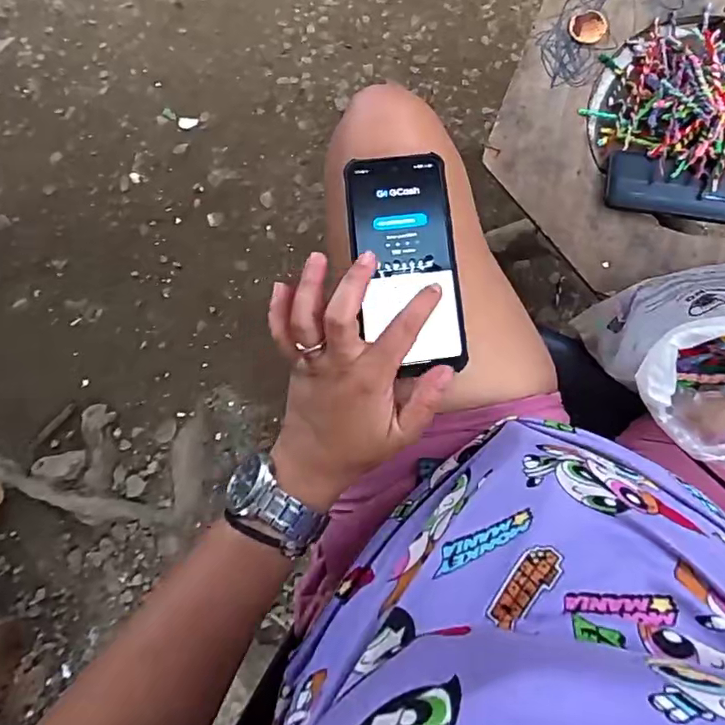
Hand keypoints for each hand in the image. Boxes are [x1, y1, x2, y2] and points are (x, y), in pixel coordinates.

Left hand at [265, 251, 453, 507]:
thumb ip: (425, 403)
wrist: (310, 466)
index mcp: (369, 379)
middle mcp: (338, 364)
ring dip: (310, 286)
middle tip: (367, 258)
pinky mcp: (294, 363)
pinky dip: (278, 309)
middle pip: (340, 316)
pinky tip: (282, 285)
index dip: (418, 309)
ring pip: (305, 318)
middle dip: (353, 283)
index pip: (398, 336)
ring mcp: (311, 361)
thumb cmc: (358, 449)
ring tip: (318, 258)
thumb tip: (446, 371)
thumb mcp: (402, 436)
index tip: (432, 289)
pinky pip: (281, 333)